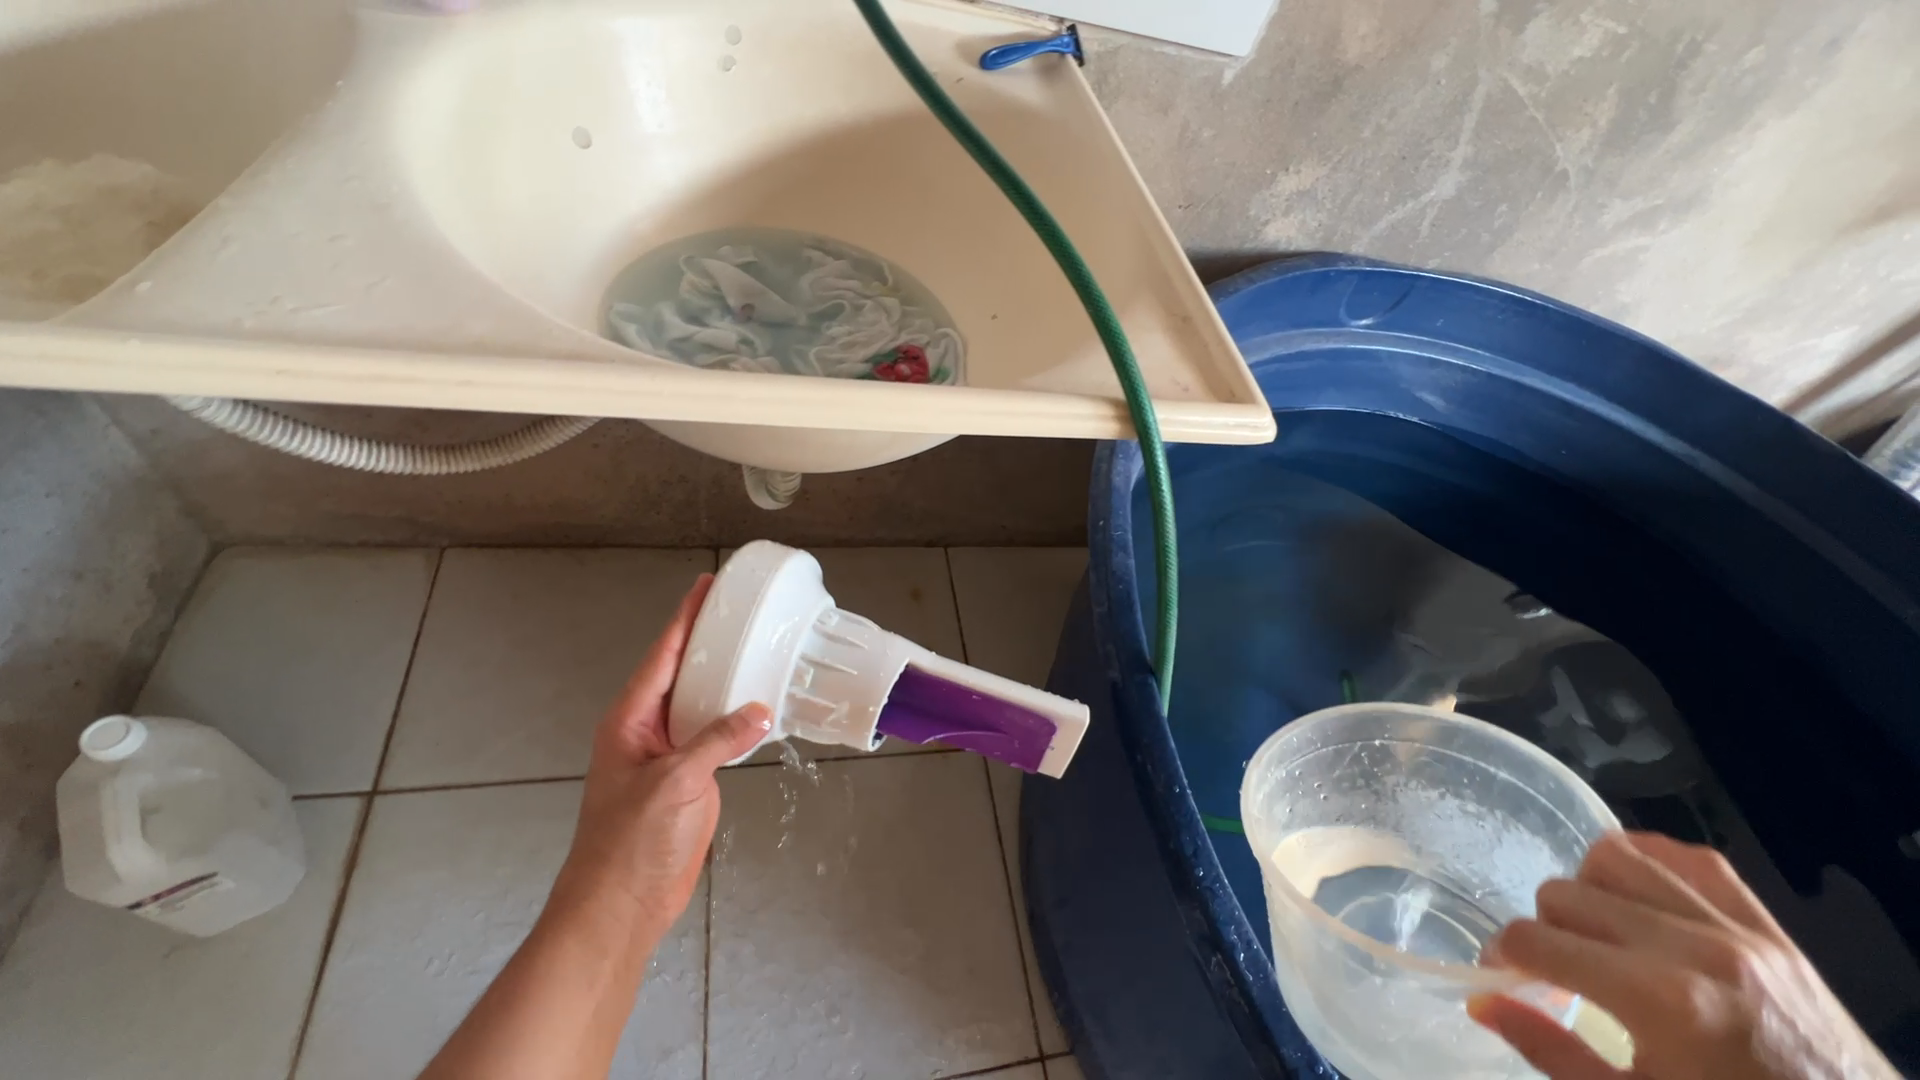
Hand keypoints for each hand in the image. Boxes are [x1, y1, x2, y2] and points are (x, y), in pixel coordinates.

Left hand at [549, 574, 771, 936]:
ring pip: (701, 704)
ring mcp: (670, 755)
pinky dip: (738, 718)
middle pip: (682, 673)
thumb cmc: (631, 841)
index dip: (684, 620)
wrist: (621, 907)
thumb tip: (759, 710)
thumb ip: (717, 741)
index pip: (662, 656)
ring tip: (758, 648)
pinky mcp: (691, 779)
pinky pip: (717, 736)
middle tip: (742, 610)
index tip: (706, 586)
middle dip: (707, 640)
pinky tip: (762, 706)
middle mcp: (649, 729)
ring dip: (726, 678)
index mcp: (630, 720)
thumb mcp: (674, 782)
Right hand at [1469, 831, 1896, 1079]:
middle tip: (1558, 969)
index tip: (1507, 977)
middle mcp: (1693, 947)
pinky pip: (1689, 859)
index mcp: (1657, 1000)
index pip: (1533, 939)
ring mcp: (1738, 930)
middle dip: (1544, 929)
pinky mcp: (1770, 927)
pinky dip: (1651, 866)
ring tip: (1598, 932)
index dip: (1503, 955)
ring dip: (1588, 890)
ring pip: (1613, 857)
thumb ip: (1549, 1049)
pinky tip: (1639, 902)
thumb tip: (1480, 1000)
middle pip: (1563, 893)